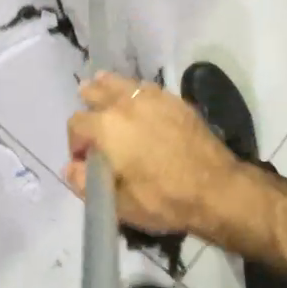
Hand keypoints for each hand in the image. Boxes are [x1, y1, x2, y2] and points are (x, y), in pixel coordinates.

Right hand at [64, 72, 242, 234]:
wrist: (216, 188)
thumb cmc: (163, 199)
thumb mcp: (118, 204)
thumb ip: (86, 184)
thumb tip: (70, 168)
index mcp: (106, 127)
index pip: (76, 123)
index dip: (74, 142)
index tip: (84, 158)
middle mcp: (125, 103)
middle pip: (95, 91)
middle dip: (88, 105)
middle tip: (93, 123)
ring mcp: (152, 97)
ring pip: (120, 82)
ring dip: (109, 90)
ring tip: (108, 100)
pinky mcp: (174, 99)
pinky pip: (146, 87)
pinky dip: (136, 92)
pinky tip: (139, 104)